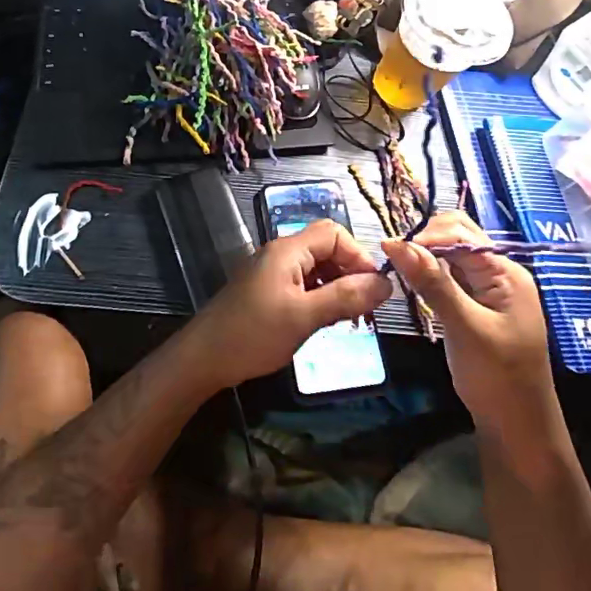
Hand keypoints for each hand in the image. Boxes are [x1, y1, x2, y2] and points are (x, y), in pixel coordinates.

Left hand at [182, 220, 392, 390]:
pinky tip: (327, 322)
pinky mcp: (269, 291)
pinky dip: (321, 299)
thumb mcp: (305, 317)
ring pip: (318, 269)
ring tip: (350, 320)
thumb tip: (386, 283)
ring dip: (338, 289)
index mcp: (288, 250)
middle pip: (328, 249)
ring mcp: (274, 272)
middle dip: (351, 275)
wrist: (204, 357)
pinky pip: (305, 284)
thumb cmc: (254, 334)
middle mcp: (281, 254)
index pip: (334, 233)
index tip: (372, 290)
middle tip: (365, 311)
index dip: (358, 256)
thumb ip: (345, 297)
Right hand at [384, 213, 552, 427]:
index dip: (426, 236)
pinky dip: (431, 275)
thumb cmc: (498, 378)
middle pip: (457, 237)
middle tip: (394, 259)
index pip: (461, 233)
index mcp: (506, 272)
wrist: (519, 430)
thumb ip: (432, 283)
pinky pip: (451, 276)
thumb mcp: (464, 328)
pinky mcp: (477, 305)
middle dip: (425, 242)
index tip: (391, 250)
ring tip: (398, 270)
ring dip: (425, 258)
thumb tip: (395, 243)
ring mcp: (489, 289)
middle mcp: (500, 273)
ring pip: (451, 256)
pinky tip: (413, 284)